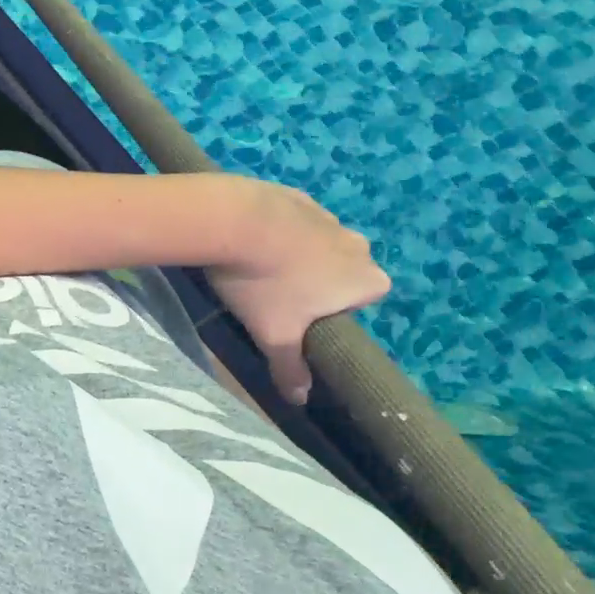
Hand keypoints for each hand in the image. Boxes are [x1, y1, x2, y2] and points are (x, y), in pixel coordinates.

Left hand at [206, 181, 390, 404]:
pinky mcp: (292, 193)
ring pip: (311, 239)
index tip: (289, 306)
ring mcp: (326, 214)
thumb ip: (290, 366)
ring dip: (286, 248)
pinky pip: (285, 215)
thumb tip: (299, 400)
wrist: (228, 220)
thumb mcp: (274, 333)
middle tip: (265, 284)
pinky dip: (268, 224)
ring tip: (248, 258)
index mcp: (367, 279)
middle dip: (306, 277)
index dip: (323, 307)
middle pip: (335, 268)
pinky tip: (240, 231)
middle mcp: (358, 244)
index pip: (354, 300)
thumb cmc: (260, 283)